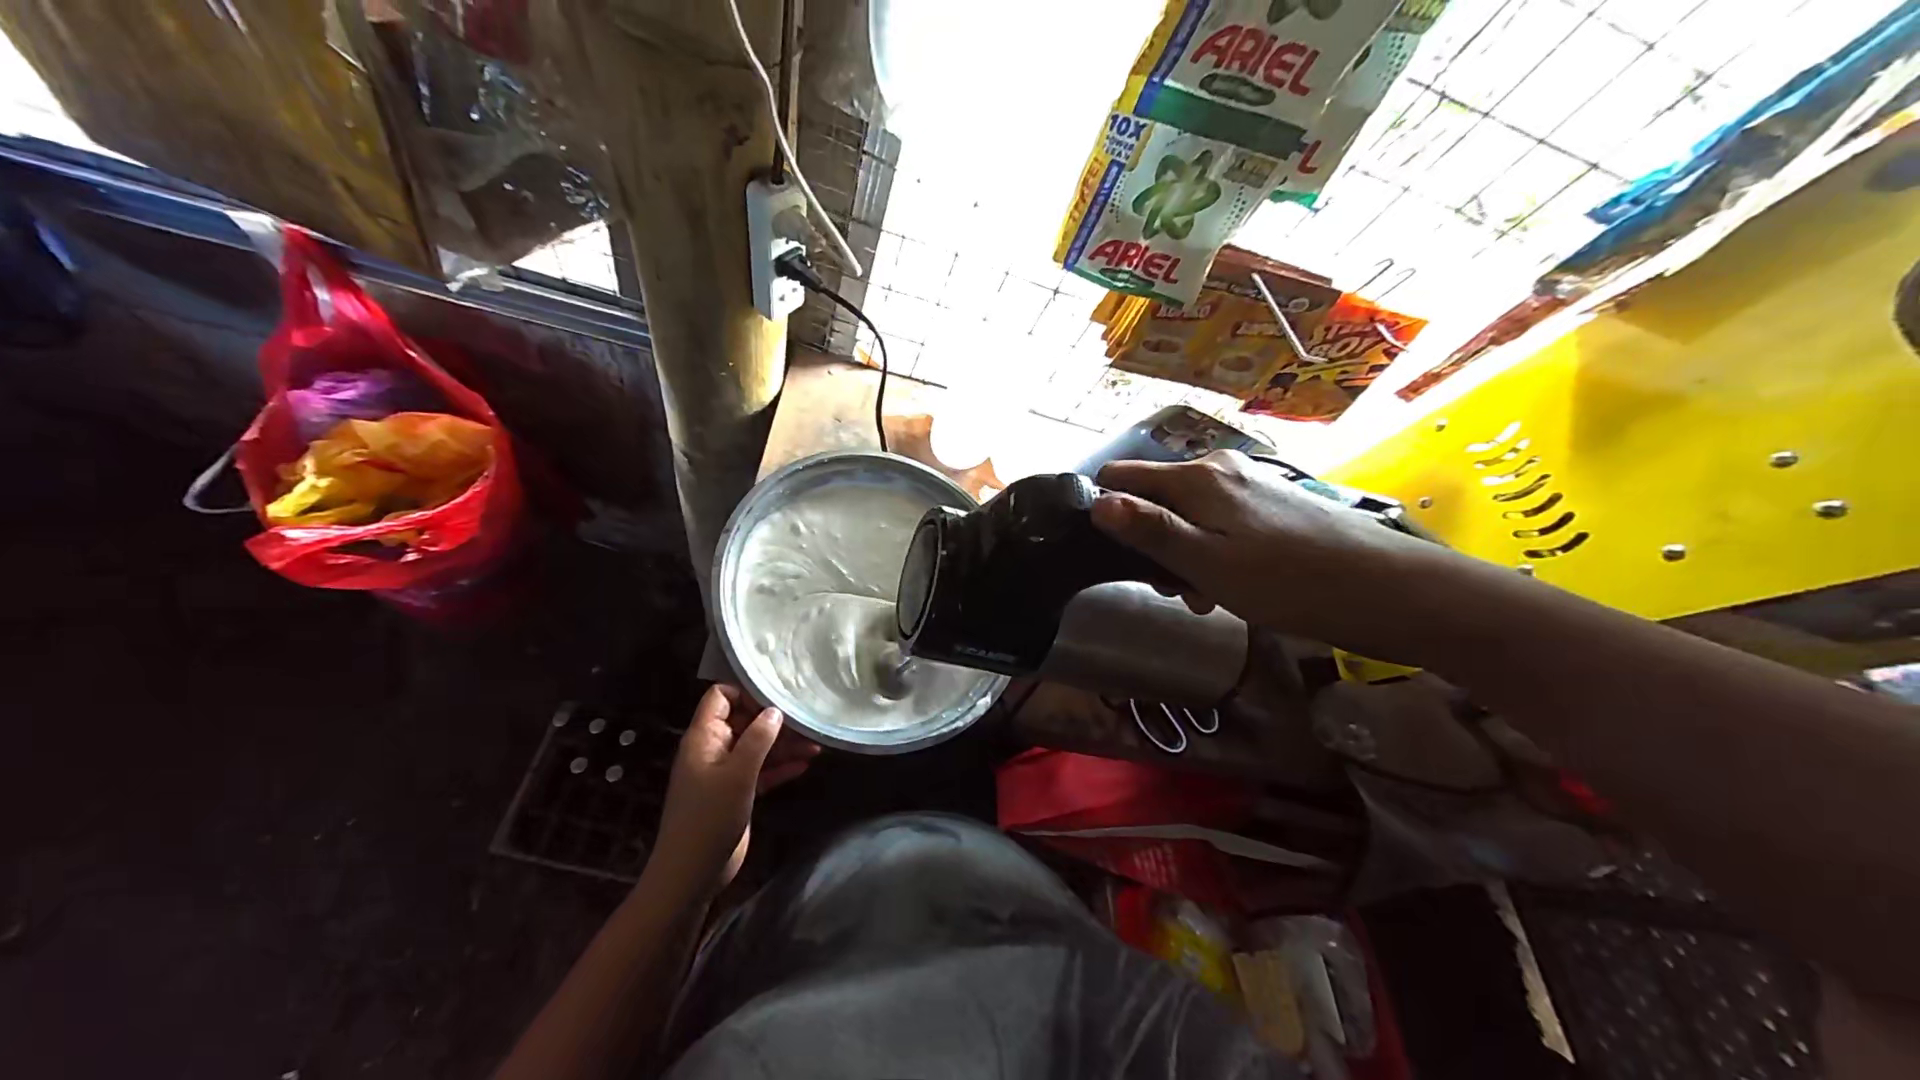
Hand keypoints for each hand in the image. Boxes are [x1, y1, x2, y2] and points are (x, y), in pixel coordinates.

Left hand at [646, 684, 819, 900]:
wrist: (692, 873)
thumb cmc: (710, 817)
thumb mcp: (737, 773)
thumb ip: (758, 738)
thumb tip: (775, 710)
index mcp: (704, 737)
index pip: (721, 697)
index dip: (747, 693)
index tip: (777, 698)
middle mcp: (713, 749)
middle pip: (744, 721)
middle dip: (774, 720)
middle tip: (806, 720)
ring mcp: (725, 772)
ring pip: (756, 747)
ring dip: (783, 745)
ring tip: (816, 743)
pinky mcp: (737, 793)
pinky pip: (761, 770)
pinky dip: (780, 766)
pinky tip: (806, 763)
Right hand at [1092, 450, 1451, 661]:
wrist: (1390, 591)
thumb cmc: (1289, 581)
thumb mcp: (1207, 563)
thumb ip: (1150, 531)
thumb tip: (1096, 503)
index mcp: (1196, 478)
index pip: (1120, 478)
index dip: (1106, 514)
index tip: (1117, 558)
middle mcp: (1219, 470)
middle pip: (1154, 499)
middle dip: (1149, 544)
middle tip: (1170, 590)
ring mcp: (1249, 486)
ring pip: (1187, 516)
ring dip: (1182, 556)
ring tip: (1203, 598)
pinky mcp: (1272, 506)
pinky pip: (1219, 525)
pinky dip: (1212, 554)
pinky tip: (1230, 588)